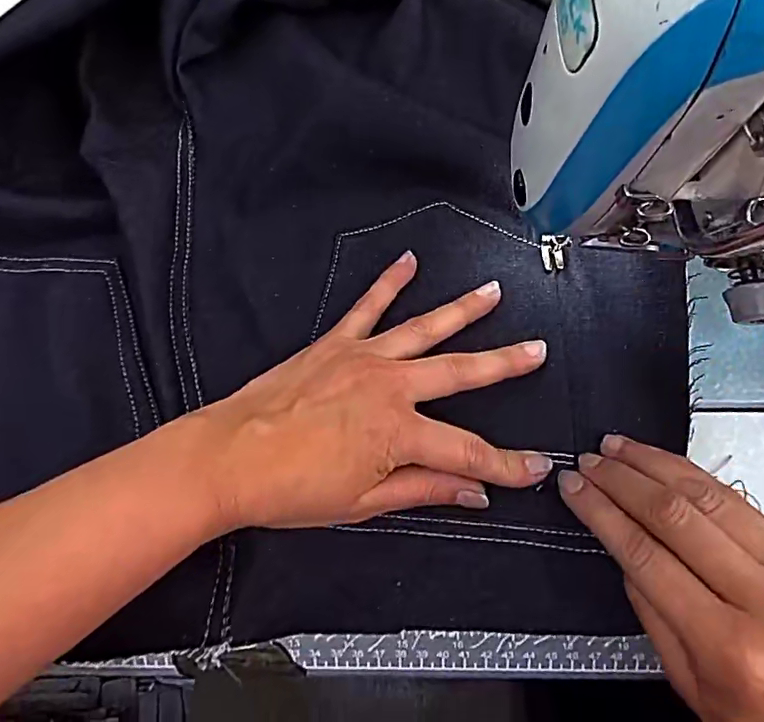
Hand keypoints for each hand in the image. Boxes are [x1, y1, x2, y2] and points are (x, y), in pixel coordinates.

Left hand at [185, 251, 553, 530]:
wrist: (225, 460)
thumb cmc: (289, 489)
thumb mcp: (363, 502)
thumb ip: (425, 490)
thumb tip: (473, 494)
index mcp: (399, 432)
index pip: (468, 452)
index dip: (506, 465)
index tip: (537, 467)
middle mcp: (391, 386)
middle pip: (461, 373)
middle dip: (506, 363)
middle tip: (537, 350)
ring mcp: (365, 358)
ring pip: (426, 328)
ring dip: (463, 309)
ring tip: (492, 292)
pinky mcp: (338, 342)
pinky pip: (368, 306)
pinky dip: (389, 282)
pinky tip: (409, 261)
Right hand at [559, 436, 763, 721]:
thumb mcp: (697, 693)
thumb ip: (656, 619)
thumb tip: (624, 553)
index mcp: (732, 649)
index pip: (648, 559)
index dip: (603, 515)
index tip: (578, 489)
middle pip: (676, 516)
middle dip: (624, 480)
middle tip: (591, 459)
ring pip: (709, 494)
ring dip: (657, 463)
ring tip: (620, 447)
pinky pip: (741, 502)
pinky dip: (696, 475)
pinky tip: (668, 463)